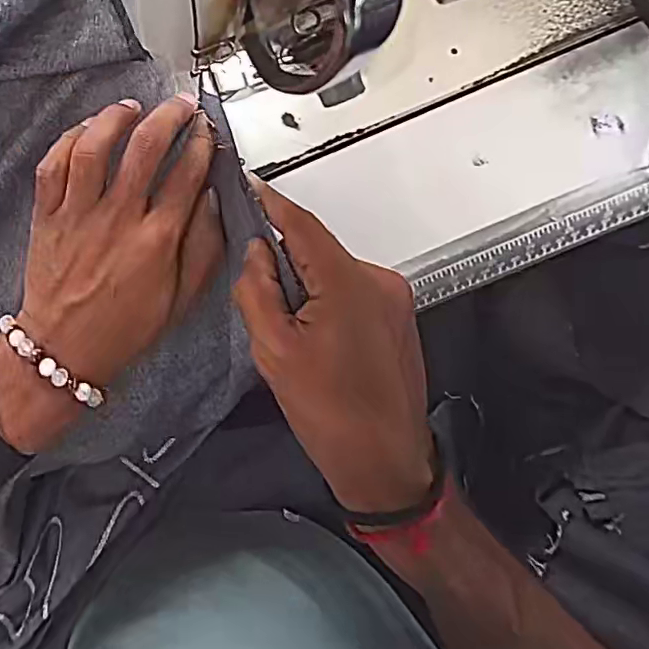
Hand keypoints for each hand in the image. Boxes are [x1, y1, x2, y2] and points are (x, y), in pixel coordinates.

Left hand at [0, 95, 220, 452]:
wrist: (64, 349)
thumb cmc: (122, 328)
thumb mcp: (181, 299)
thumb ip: (204, 248)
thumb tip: (213, 201)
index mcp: (155, 241)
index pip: (186, 174)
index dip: (201, 143)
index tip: (206, 131)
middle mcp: (117, 221)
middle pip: (145, 149)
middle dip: (169, 117)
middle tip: (179, 106)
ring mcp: (78, 215)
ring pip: (94, 148)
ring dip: (115, 119)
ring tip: (132, 108)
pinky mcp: (47, 217)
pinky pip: (52, 167)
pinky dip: (69, 140)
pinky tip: (87, 131)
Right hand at [232, 179, 434, 514]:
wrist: (385, 462)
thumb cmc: (336, 417)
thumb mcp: (273, 350)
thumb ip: (256, 290)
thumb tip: (256, 254)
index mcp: (346, 284)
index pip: (301, 224)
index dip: (271, 202)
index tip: (252, 186)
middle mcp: (378, 282)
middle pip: (315, 248)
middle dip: (284, 262)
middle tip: (262, 297)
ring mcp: (392, 298)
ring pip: (332, 270)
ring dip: (306, 285)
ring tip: (294, 334)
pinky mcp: (397, 314)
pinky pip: (350, 288)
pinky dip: (326, 298)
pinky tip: (317, 339)